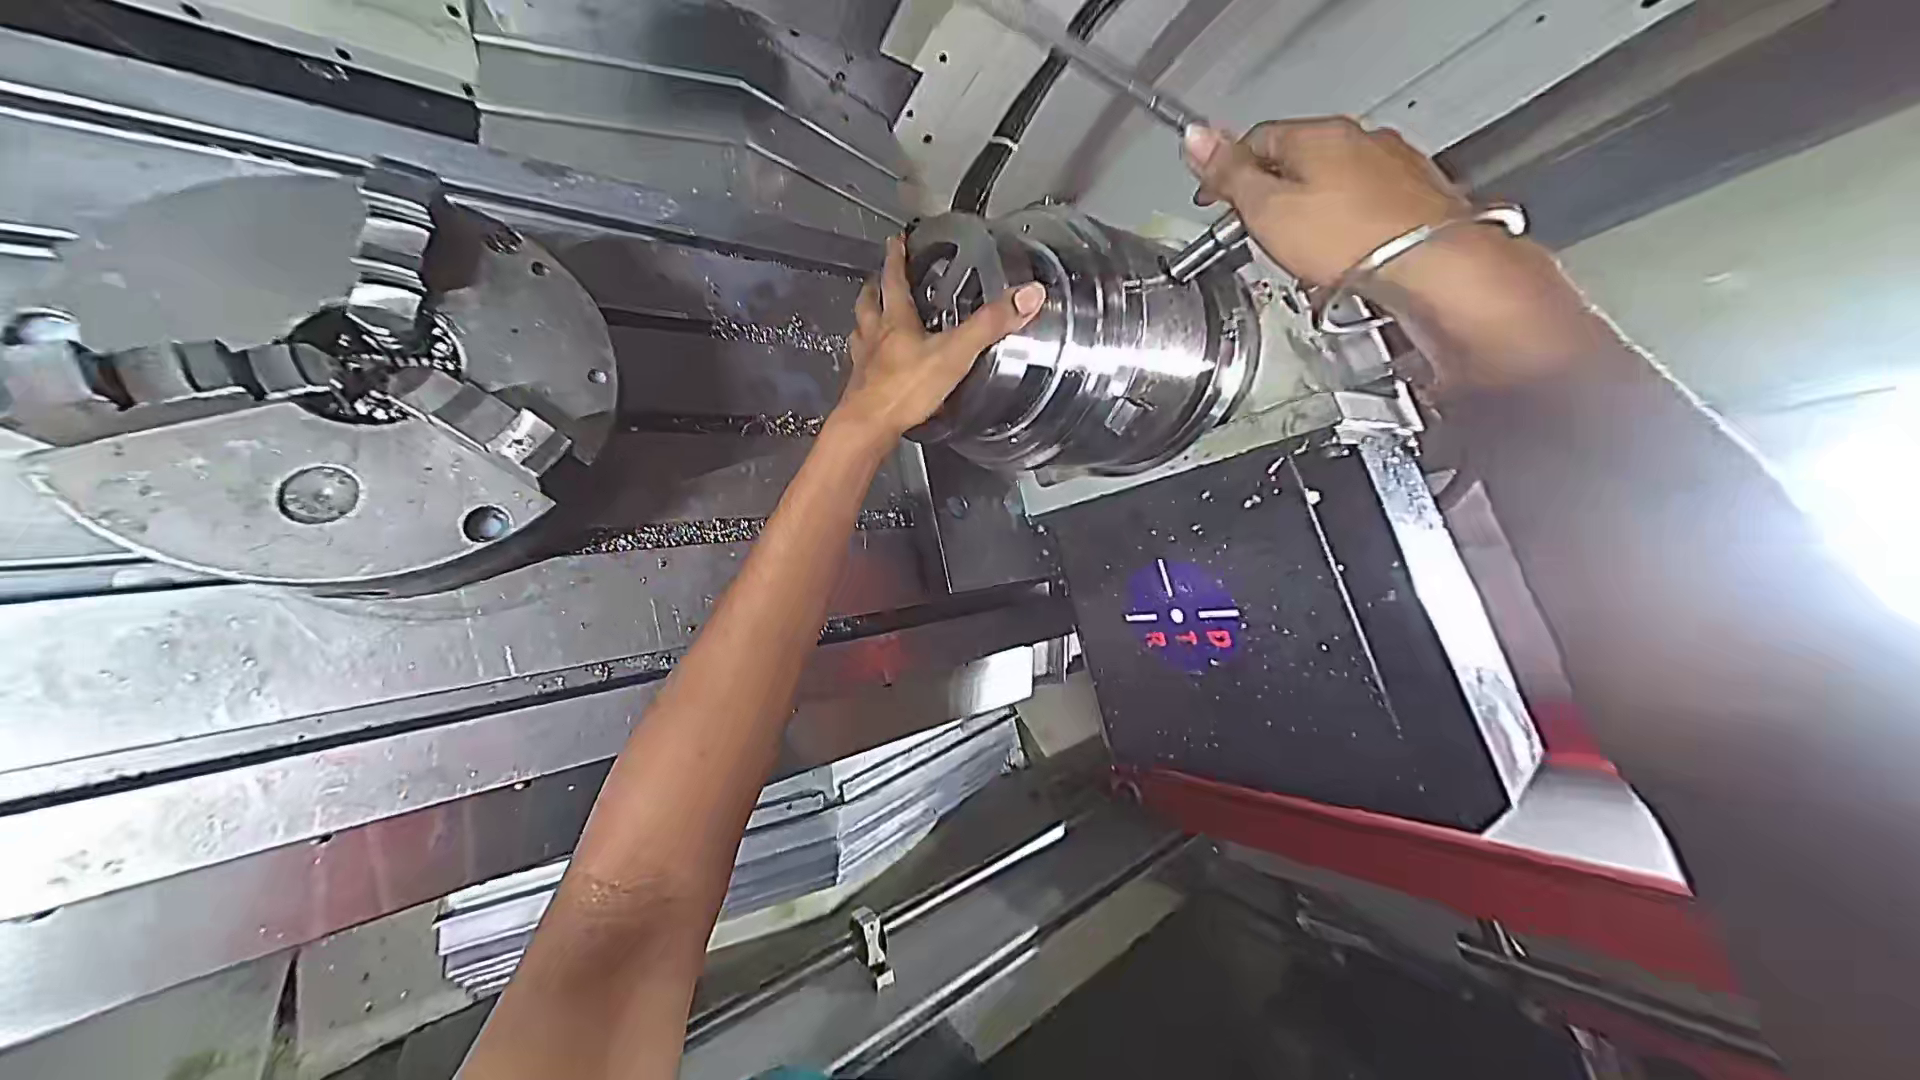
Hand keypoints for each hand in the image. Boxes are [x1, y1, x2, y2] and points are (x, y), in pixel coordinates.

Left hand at [835, 235, 1045, 441]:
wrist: (869, 425)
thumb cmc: (904, 389)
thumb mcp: (956, 353)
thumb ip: (990, 324)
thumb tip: (1026, 295)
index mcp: (895, 321)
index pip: (893, 279)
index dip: (896, 258)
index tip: (896, 243)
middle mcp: (874, 337)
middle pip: (869, 302)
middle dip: (875, 287)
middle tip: (878, 279)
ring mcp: (864, 362)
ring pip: (860, 331)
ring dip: (865, 320)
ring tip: (871, 318)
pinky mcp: (861, 388)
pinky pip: (861, 365)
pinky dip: (866, 359)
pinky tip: (873, 367)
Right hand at [1182, 117, 1469, 287]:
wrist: (1427, 266)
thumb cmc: (1353, 240)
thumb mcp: (1267, 209)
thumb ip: (1230, 174)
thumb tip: (1197, 138)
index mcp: (1318, 136)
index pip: (1254, 141)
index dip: (1225, 173)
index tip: (1211, 198)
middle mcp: (1359, 140)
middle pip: (1292, 162)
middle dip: (1266, 195)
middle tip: (1250, 232)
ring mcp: (1389, 166)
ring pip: (1326, 184)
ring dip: (1303, 211)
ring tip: (1293, 249)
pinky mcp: (1408, 198)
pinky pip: (1356, 207)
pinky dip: (1336, 226)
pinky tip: (1331, 253)